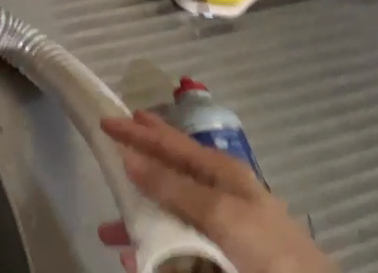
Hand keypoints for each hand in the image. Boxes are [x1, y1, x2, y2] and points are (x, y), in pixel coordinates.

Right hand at [97, 112, 334, 272]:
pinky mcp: (217, 261)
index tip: (105, 119)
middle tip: (106, 159)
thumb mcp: (221, 215)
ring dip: (137, 223)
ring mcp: (219, 232)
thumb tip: (128, 155)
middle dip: (136, 171)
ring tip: (109, 232)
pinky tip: (136, 263)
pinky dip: (153, 254)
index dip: (139, 130)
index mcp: (223, 175)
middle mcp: (219, 197)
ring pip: (167, 217)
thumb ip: (174, 187)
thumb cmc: (272, 254)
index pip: (172, 143)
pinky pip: (175, 251)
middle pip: (168, 175)